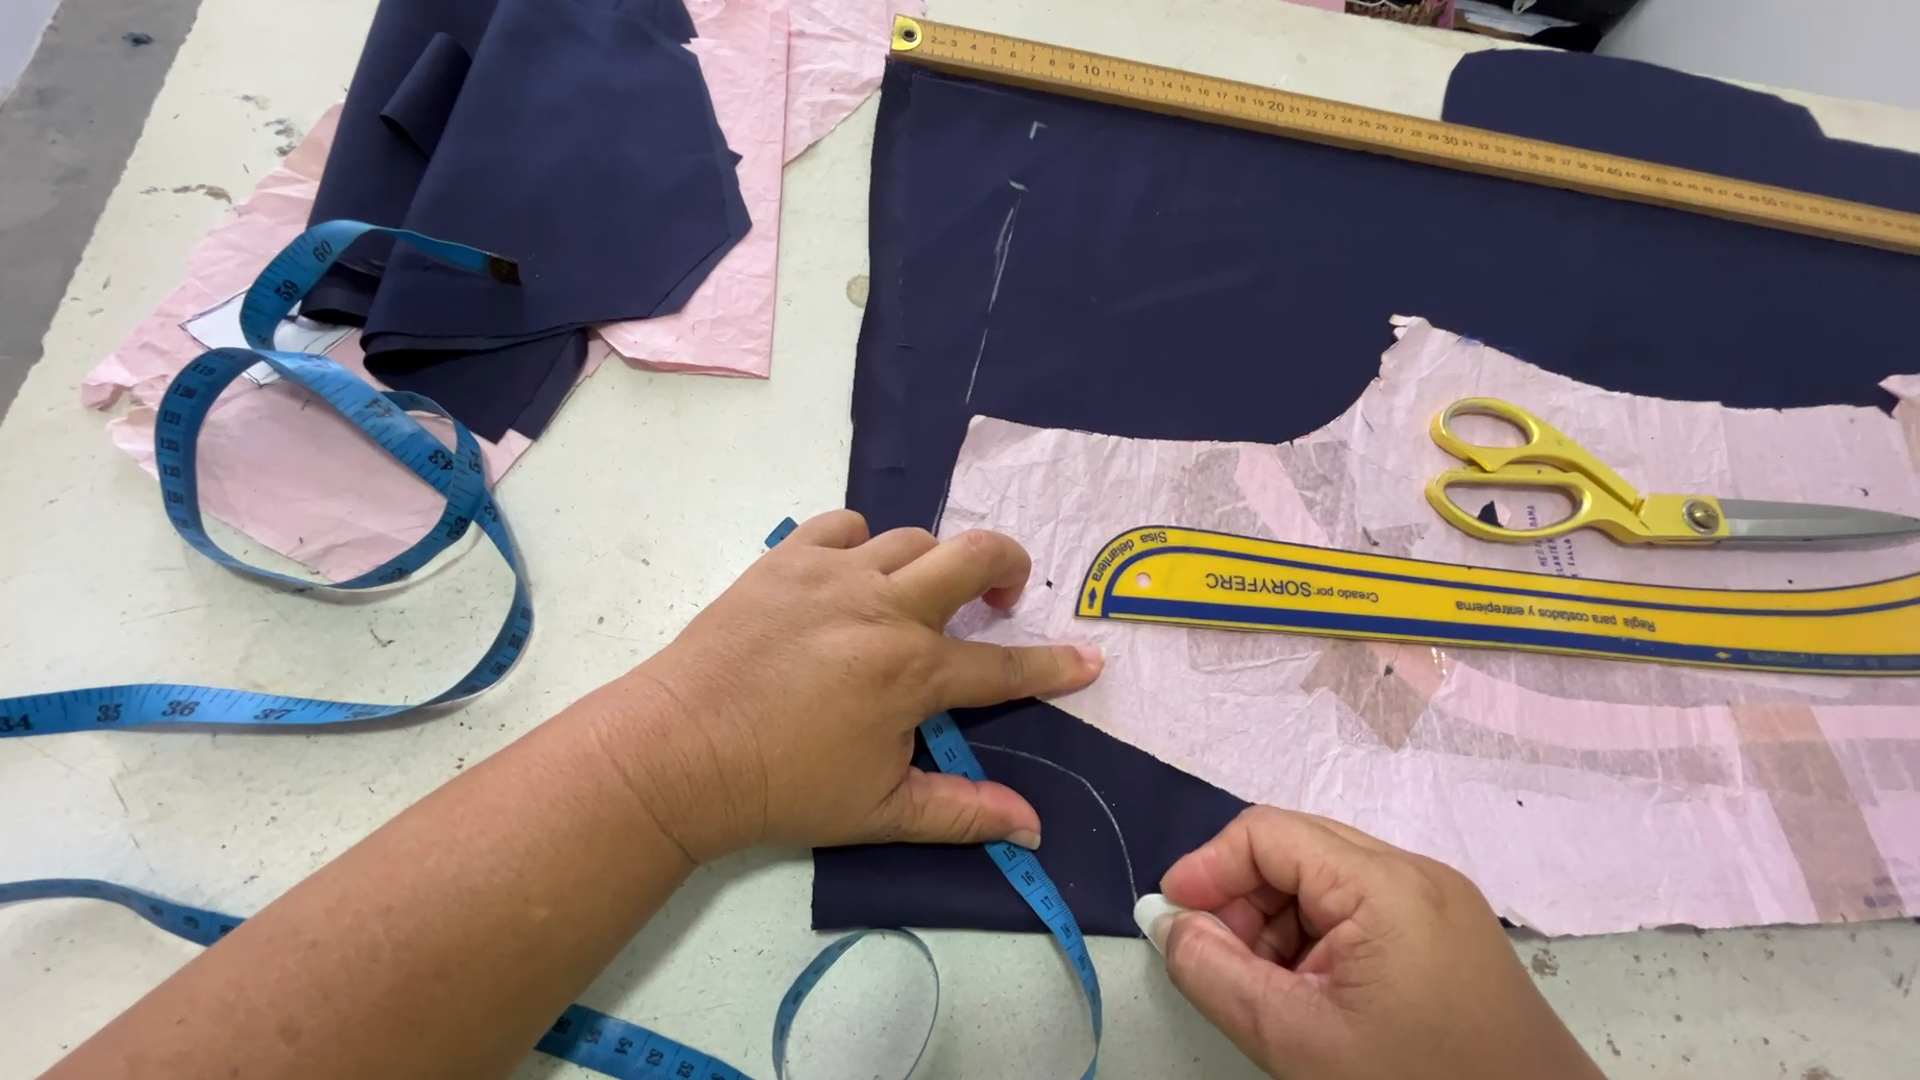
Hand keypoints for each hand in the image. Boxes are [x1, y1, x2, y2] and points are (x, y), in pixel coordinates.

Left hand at [588, 510, 1102, 862]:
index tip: (1090, 658)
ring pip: (912, 539)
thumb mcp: (880, 809)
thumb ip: (962, 810)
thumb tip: (1032, 826)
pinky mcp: (788, 557)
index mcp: (911, 671)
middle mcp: (883, 608)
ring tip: (917, 598)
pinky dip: (862, 545)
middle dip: (1008, 564)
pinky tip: (852, 579)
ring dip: (931, 565)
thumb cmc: (782, 786)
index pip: (1003, 666)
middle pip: (972, 555)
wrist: (679, 751)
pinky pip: (845, 526)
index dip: (1054, 665)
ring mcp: (834, 574)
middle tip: (1004, 593)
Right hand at [1150, 807, 1603, 1079]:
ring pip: (1320, 877)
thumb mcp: (1298, 1041)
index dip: (1209, 867)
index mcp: (1386, 884)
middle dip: (1240, 897)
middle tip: (1216, 958)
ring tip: (1263, 984)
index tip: (1171, 915)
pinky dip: (1313, 936)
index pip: (1267, 833)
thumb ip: (1214, 973)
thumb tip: (1166, 923)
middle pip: (1294, 850)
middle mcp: (1414, 873)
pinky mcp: (1446, 930)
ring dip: (1274, 920)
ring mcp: (1436, 901)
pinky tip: (1309, 990)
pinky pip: (1355, 906)